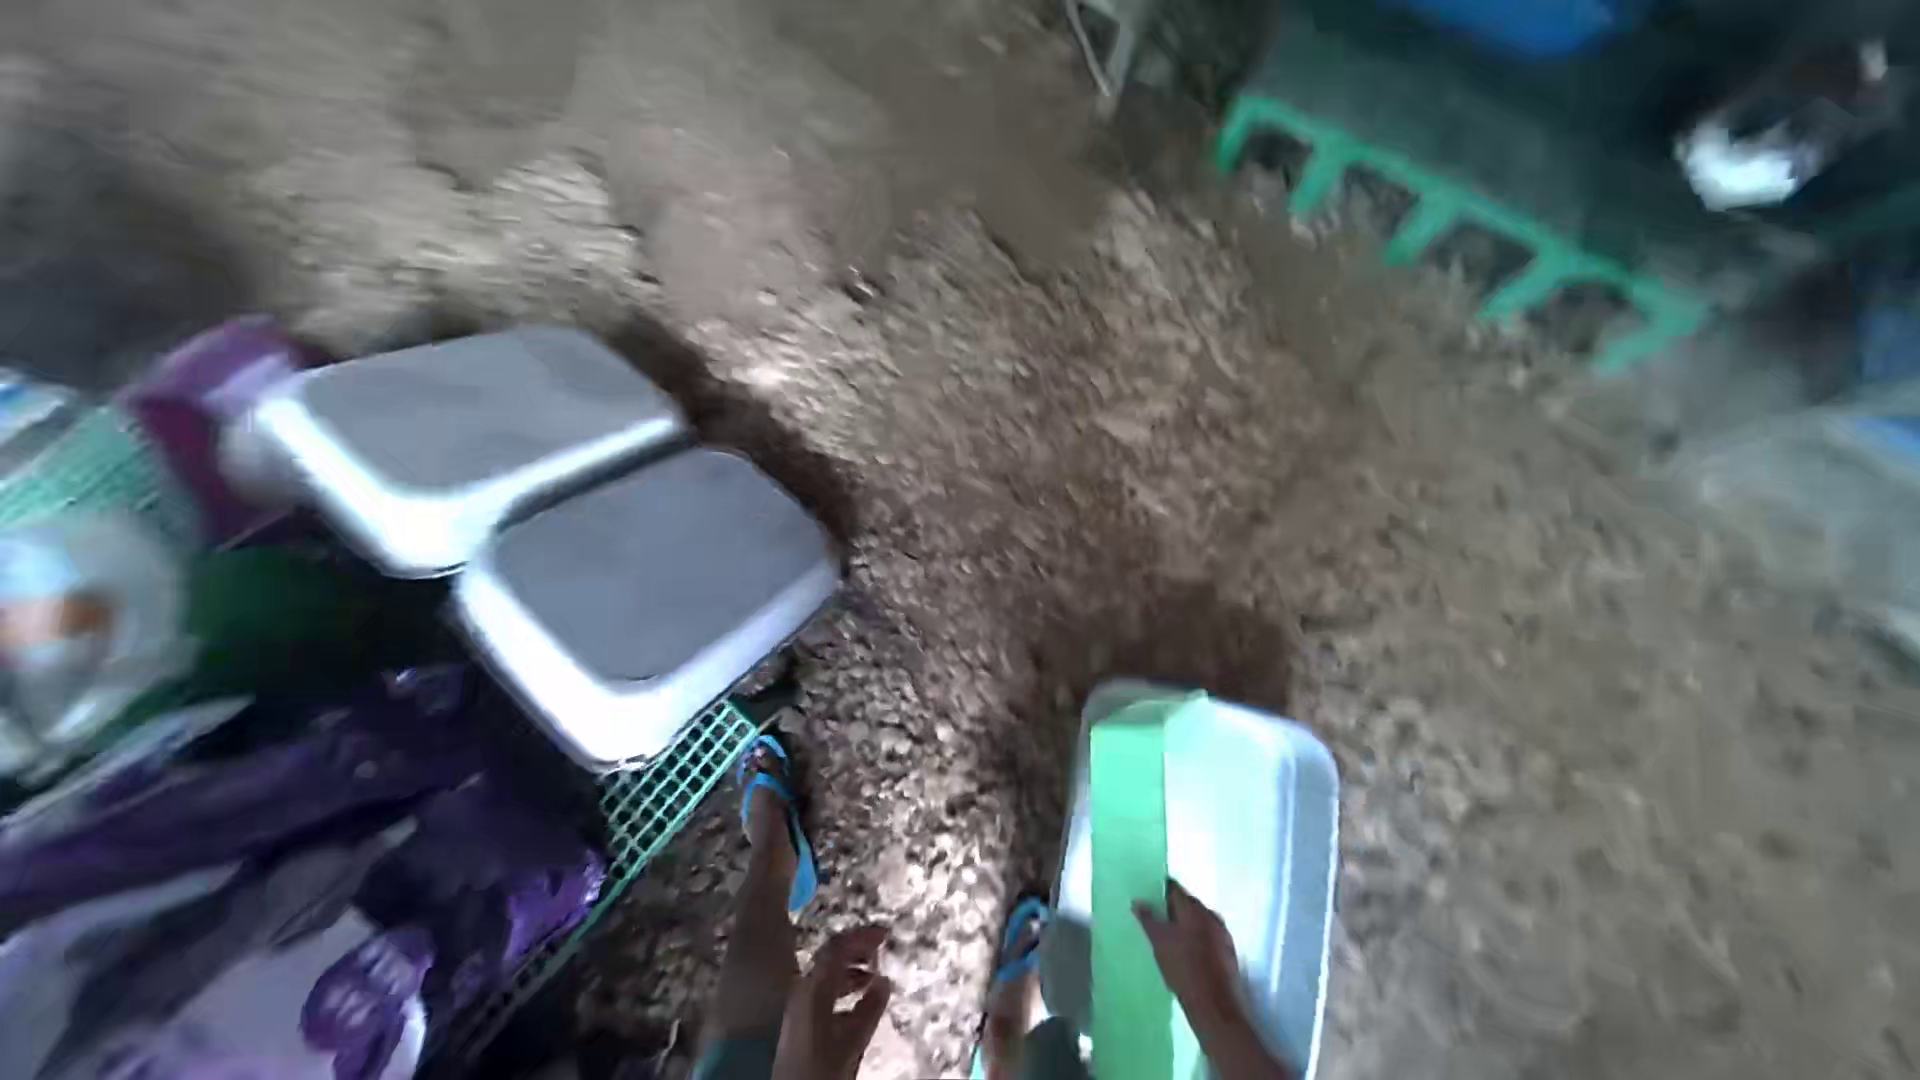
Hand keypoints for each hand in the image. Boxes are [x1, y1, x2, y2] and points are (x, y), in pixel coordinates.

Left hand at [771, 925, 893, 1079]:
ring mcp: (799, 1004)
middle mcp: (803, 989)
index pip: (838, 948)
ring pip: (827, 975)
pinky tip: (857, 1000)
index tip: (883, 934)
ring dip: (851, 970)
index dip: (862, 937)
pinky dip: (843, 988)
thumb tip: (884, 981)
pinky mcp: (799, 1020)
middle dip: (857, 950)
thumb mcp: (851, 1041)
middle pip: (831, 957)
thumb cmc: (820, 1069)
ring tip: (873, 976)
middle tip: (880, 949)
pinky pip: (823, 991)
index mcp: (814, 988)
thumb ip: (870, 1009)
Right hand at [1134, 878, 1242, 1027]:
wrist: (1216, 1009)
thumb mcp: (1158, 942)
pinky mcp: (1229, 954)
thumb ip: (1148, 918)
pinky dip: (1197, 940)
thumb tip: (1138, 901)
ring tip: (1169, 938)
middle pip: (1187, 903)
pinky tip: (1187, 954)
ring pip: (1199, 921)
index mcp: (1194, 908)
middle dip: (1172, 909)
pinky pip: (1209, 937)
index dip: (1159, 889)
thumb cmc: (1184, 969)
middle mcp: (1211, 915)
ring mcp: (1223, 935)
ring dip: (1185, 925)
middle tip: (1156, 919)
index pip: (1174, 887)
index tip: (1147, 896)